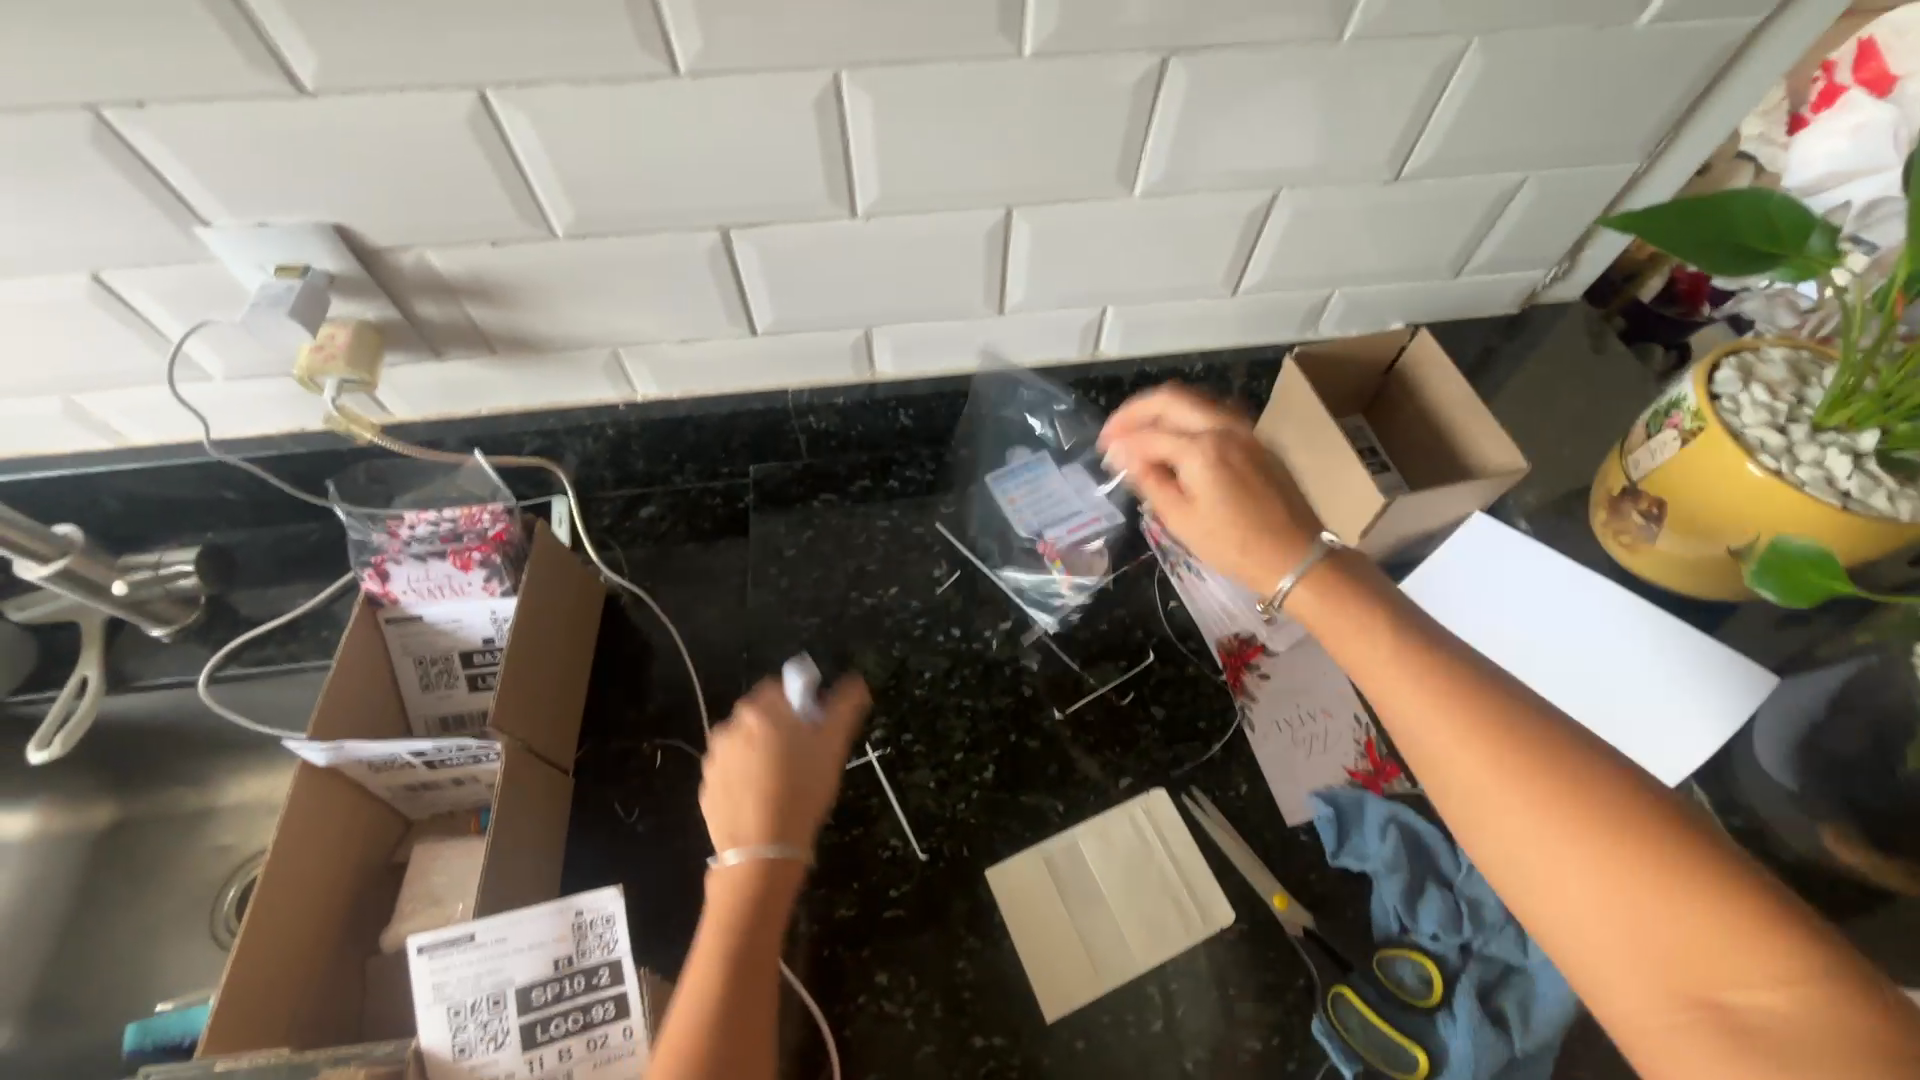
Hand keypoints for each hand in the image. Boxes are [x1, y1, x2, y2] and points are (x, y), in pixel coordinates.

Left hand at [699, 674, 870, 857]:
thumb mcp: (834, 746)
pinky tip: (762, 800)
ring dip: (760, 752)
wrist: (762, 850)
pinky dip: (744, 778)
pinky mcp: (706, 787)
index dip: (800, 705)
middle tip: (803, 757)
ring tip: (781, 783)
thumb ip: (845, 706)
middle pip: (760, 715)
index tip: (813, 730)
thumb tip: (855, 682)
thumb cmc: (802, 790)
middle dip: (780, 728)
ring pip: (744, 743)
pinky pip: (730, 772)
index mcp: (760, 709)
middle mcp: (730, 726)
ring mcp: (714, 758)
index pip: (780, 688)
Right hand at [1099, 384, 1325, 594]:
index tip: (1103, 451)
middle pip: (1171, 399)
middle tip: (1115, 430)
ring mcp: (1245, 430)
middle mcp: (1224, 428)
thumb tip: (1122, 455)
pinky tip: (1176, 441)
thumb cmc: (1233, 546)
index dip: (1121, 440)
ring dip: (1163, 410)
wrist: (1295, 556)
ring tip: (1141, 432)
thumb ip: (1149, 480)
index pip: (1148, 434)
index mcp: (1202, 449)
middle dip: (1137, 411)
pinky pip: (1214, 414)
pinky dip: (1187, 419)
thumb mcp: (1180, 519)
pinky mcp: (1257, 441)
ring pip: (1195, 401)